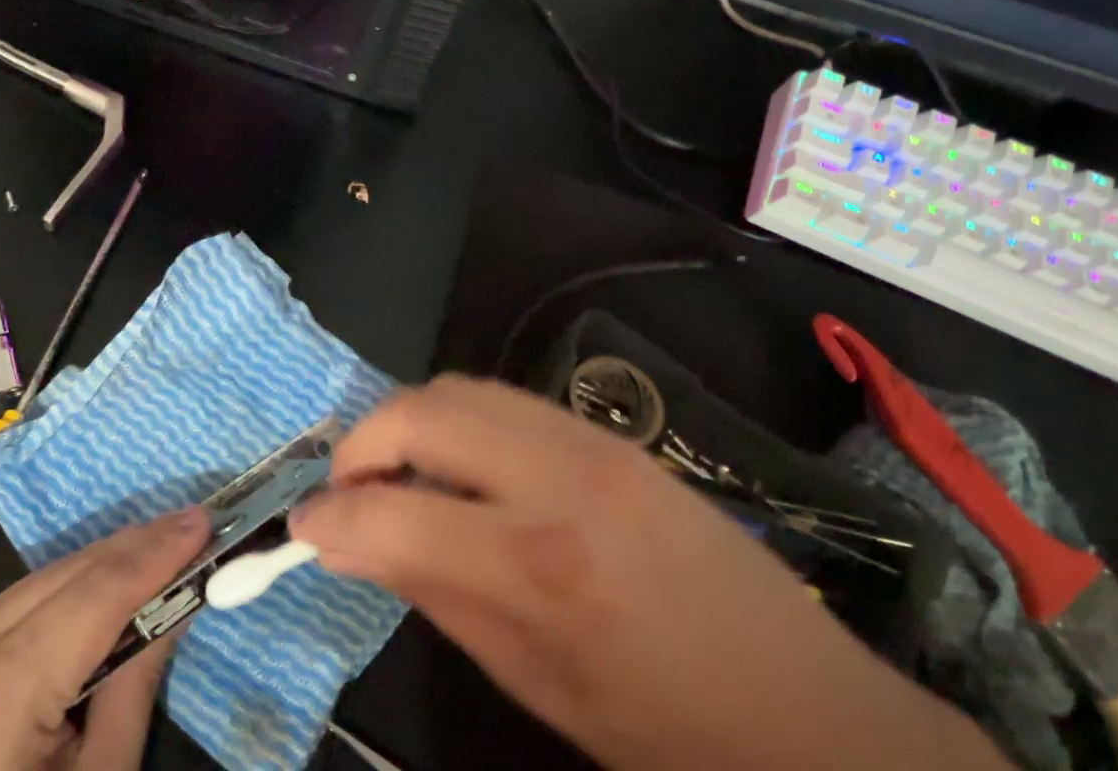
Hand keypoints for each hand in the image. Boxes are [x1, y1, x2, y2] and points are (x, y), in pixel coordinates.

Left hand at [0, 509, 208, 770]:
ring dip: (108, 560)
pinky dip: (72, 585)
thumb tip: (174, 605)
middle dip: (137, 547)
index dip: (154, 554)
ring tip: (165, 541)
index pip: (96, 595)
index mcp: (2, 688)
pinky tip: (111, 574)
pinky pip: (20, 600)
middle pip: (69, 576)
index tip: (204, 521)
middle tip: (195, 524)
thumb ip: (134, 686)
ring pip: (45, 579)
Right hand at [289, 375, 1011, 770]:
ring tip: (401, 478)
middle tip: (349, 495)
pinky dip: (460, 425)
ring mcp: (596, 445)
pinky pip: (506, 403)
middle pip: (419, 411)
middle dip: (361, 445)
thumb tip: (350, 542)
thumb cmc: (661, 729)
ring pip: (459, 389)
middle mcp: (562, 480)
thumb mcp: (527, 679)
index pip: (387, 512)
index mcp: (537, 565)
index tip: (303, 529)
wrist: (813, 717)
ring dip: (409, 426)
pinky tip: (465, 475)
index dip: (327, 518)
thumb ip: (429, 592)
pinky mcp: (617, 438)